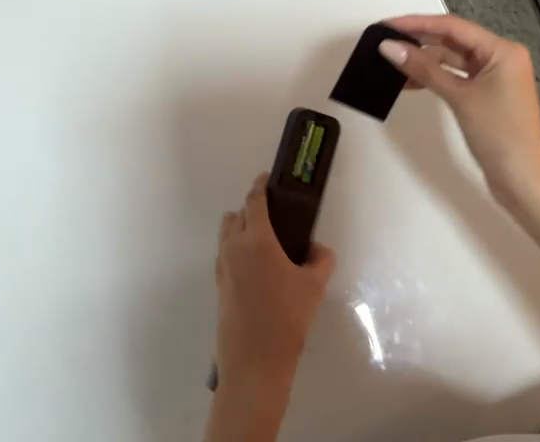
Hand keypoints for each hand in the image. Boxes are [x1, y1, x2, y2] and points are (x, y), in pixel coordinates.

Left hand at [214, 174, 335, 391]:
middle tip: (273, 215)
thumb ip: (320, 260)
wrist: (255, 361)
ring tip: (264, 242)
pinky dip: (236, 251)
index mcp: (257, 239)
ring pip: (227, 235)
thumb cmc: (287, 317)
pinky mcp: (218, 287)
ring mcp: (222, 267)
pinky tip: (256, 269)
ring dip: (241, 229)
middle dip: (252, 209)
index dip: (260, 186)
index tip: (267, 179)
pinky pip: (225, 256)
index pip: (254, 200)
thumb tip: (317, 250)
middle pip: (237, 215)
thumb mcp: (314, 286)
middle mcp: (234, 247)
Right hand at [380, 14, 539, 208]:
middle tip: (385, 41)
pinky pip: (456, 78)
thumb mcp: (459, 97)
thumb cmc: (498, 133)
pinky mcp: (487, 96)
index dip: (417, 23)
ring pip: (453, 60)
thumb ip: (424, 69)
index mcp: (502, 50)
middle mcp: (500, 57)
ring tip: (391, 61)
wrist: (522, 181)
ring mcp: (494, 78)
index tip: (386, 24)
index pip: (453, 26)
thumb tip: (389, 47)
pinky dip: (435, 78)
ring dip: (424, 61)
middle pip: (453, 40)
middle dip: (419, 40)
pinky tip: (409, 82)